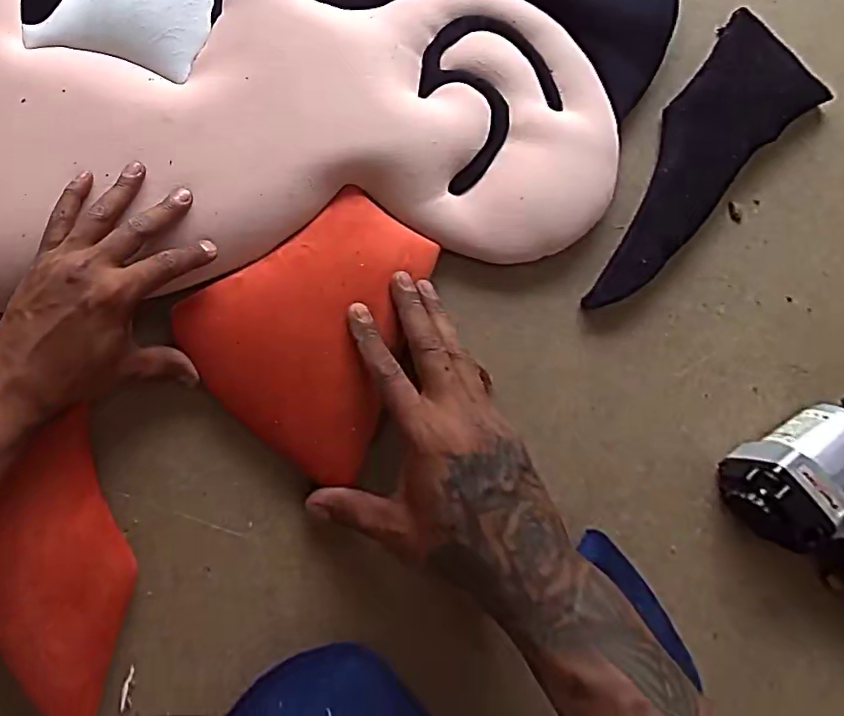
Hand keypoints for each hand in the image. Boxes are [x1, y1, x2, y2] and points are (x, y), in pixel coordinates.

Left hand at [0, 163, 217, 423]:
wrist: (15, 377)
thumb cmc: (70, 376)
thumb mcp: (122, 369)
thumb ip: (161, 364)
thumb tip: (193, 376)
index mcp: (117, 294)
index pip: (164, 266)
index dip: (190, 256)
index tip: (209, 247)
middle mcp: (93, 268)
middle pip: (136, 231)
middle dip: (163, 212)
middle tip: (182, 194)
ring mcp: (66, 260)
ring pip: (99, 215)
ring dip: (120, 191)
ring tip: (136, 168)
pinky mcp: (44, 259)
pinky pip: (59, 221)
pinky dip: (71, 197)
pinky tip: (82, 178)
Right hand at [306, 274, 703, 715]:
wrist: (533, 568)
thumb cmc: (460, 548)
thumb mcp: (401, 532)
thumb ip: (355, 511)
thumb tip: (310, 504)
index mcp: (427, 434)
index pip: (391, 376)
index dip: (372, 340)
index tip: (360, 309)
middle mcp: (457, 415)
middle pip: (433, 350)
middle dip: (416, 311)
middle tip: (405, 276)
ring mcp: (486, 417)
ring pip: (461, 356)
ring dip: (442, 321)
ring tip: (431, 292)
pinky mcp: (505, 426)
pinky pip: (480, 378)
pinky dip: (464, 353)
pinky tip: (460, 348)